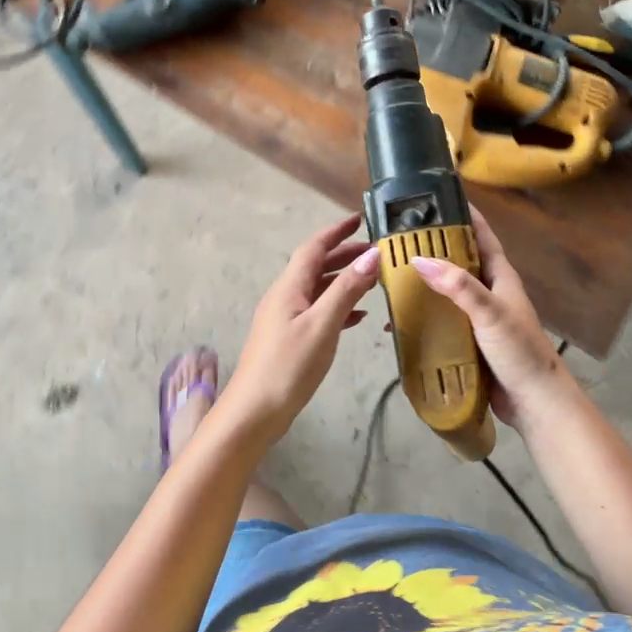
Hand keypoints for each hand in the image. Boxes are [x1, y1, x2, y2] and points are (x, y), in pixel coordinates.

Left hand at [224, 214, 381, 439]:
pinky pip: (317, 312)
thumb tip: (372, 254)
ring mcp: (285, 319)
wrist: (254, 412)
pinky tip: (358, 316)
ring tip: (373, 280)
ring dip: (343, 280)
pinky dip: (339, 307)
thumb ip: (347, 289)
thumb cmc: (288, 366)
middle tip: (376, 251)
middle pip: (316, 266)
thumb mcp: (322, 325)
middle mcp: (285, 297)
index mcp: (289, 288)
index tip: (360, 219)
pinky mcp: (289, 340)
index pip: (314, 248)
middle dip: (345, 255)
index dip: (336, 232)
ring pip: (318, 289)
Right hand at [410, 207, 579, 430]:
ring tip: (392, 278)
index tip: (440, 199)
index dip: (465, 217)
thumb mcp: (489, 313)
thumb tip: (419, 259)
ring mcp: (480, 319)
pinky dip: (425, 318)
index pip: (482, 237)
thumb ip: (458, 286)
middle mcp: (490, 293)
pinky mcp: (470, 342)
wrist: (534, 401)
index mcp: (501, 278)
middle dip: (434, 250)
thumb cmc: (519, 351)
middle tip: (400, 240)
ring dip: (425, 286)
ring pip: (448, 294)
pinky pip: (443, 322)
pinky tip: (401, 323)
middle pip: (459, 263)